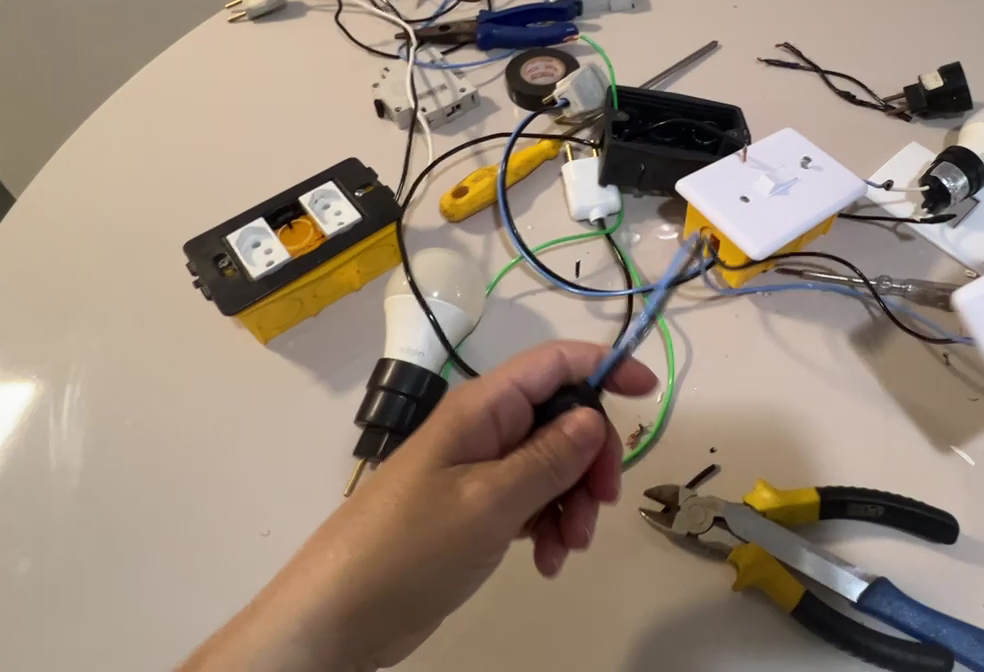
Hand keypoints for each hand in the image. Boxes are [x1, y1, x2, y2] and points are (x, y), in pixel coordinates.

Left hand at [181, 341, 657, 671]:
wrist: (335, 621)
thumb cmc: (410, 548)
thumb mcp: (490, 502)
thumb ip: (550, 457)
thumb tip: (594, 415)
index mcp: (485, 406)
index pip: (556, 362)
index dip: (606, 367)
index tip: (649, 393)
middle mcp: (487, 427)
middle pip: (563, 417)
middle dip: (592, 457)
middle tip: (603, 504)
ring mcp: (482, 468)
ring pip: (554, 462)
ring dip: (573, 500)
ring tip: (568, 548)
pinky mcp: (478, 507)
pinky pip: (533, 499)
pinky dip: (549, 524)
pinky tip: (546, 561)